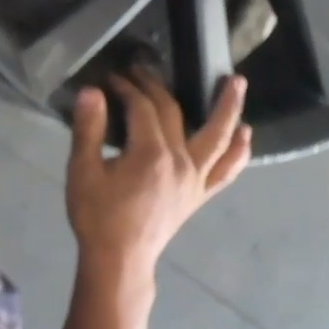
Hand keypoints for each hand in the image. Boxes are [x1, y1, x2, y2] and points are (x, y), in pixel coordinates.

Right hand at [64, 66, 250, 306]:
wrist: (118, 259)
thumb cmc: (96, 216)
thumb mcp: (82, 171)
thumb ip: (88, 129)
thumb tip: (92, 91)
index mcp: (151, 153)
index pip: (141, 108)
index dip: (125, 87)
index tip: (109, 77)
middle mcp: (181, 160)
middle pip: (173, 113)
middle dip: (155, 88)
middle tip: (141, 69)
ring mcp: (195, 178)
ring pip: (218, 137)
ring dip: (228, 108)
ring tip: (237, 82)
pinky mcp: (199, 194)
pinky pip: (226, 170)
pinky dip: (239, 151)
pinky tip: (246, 135)